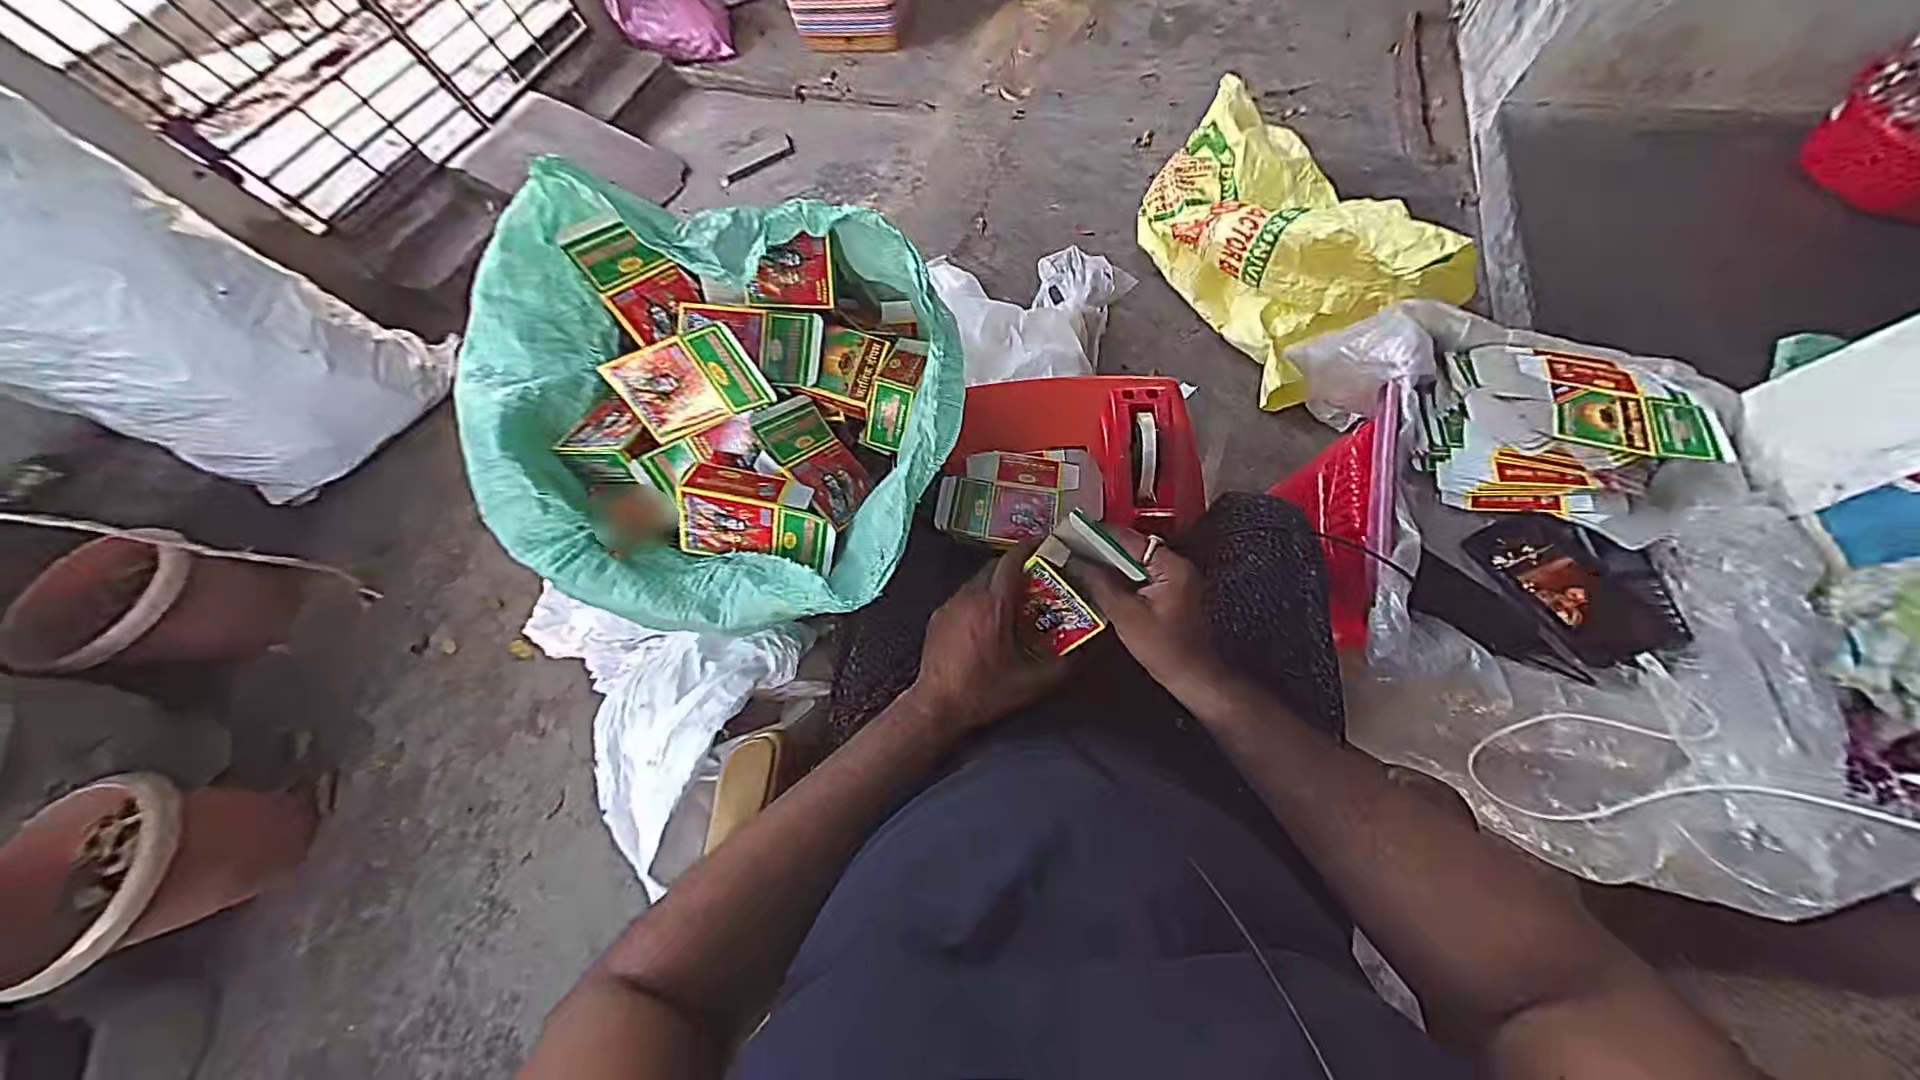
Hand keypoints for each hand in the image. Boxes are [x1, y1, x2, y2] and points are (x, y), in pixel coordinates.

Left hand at [902, 541, 1071, 733]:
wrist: (937, 705)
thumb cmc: (985, 691)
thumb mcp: (1033, 681)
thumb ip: (1064, 662)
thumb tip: (1084, 647)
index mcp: (993, 604)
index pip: (1012, 560)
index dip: (1030, 548)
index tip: (1044, 544)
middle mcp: (969, 596)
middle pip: (996, 566)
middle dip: (1017, 566)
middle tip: (1038, 577)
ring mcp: (950, 604)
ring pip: (978, 580)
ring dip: (998, 583)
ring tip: (1016, 599)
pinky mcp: (938, 616)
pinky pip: (964, 596)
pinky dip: (980, 598)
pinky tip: (990, 619)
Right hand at [1067, 528, 1230, 697]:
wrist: (1192, 676)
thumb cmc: (1166, 650)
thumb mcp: (1125, 615)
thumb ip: (1100, 584)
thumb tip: (1078, 564)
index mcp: (1172, 567)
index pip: (1130, 539)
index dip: (1101, 535)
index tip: (1076, 533)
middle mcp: (1177, 566)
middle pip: (1133, 547)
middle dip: (1103, 549)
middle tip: (1074, 549)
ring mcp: (1176, 578)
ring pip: (1135, 561)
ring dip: (1111, 563)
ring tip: (1083, 564)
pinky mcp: (1170, 591)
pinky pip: (1141, 574)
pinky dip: (1121, 576)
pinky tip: (1102, 583)